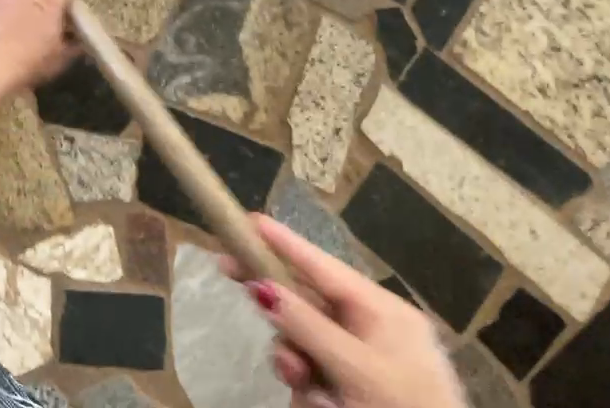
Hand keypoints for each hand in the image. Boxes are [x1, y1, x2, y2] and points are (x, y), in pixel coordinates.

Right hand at [223, 216, 466, 407]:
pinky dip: (307, 388)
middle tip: (225, 270)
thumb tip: (258, 285)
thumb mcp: (358, 370)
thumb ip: (306, 326)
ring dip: (291, 358)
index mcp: (384, 312)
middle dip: (276, 305)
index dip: (282, 241)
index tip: (244, 220)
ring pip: (302, 339)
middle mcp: (371, 329)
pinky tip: (317, 406)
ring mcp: (362, 360)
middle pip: (306, 299)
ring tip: (302, 384)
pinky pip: (312, 371)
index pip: (322, 266)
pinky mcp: (353, 389)